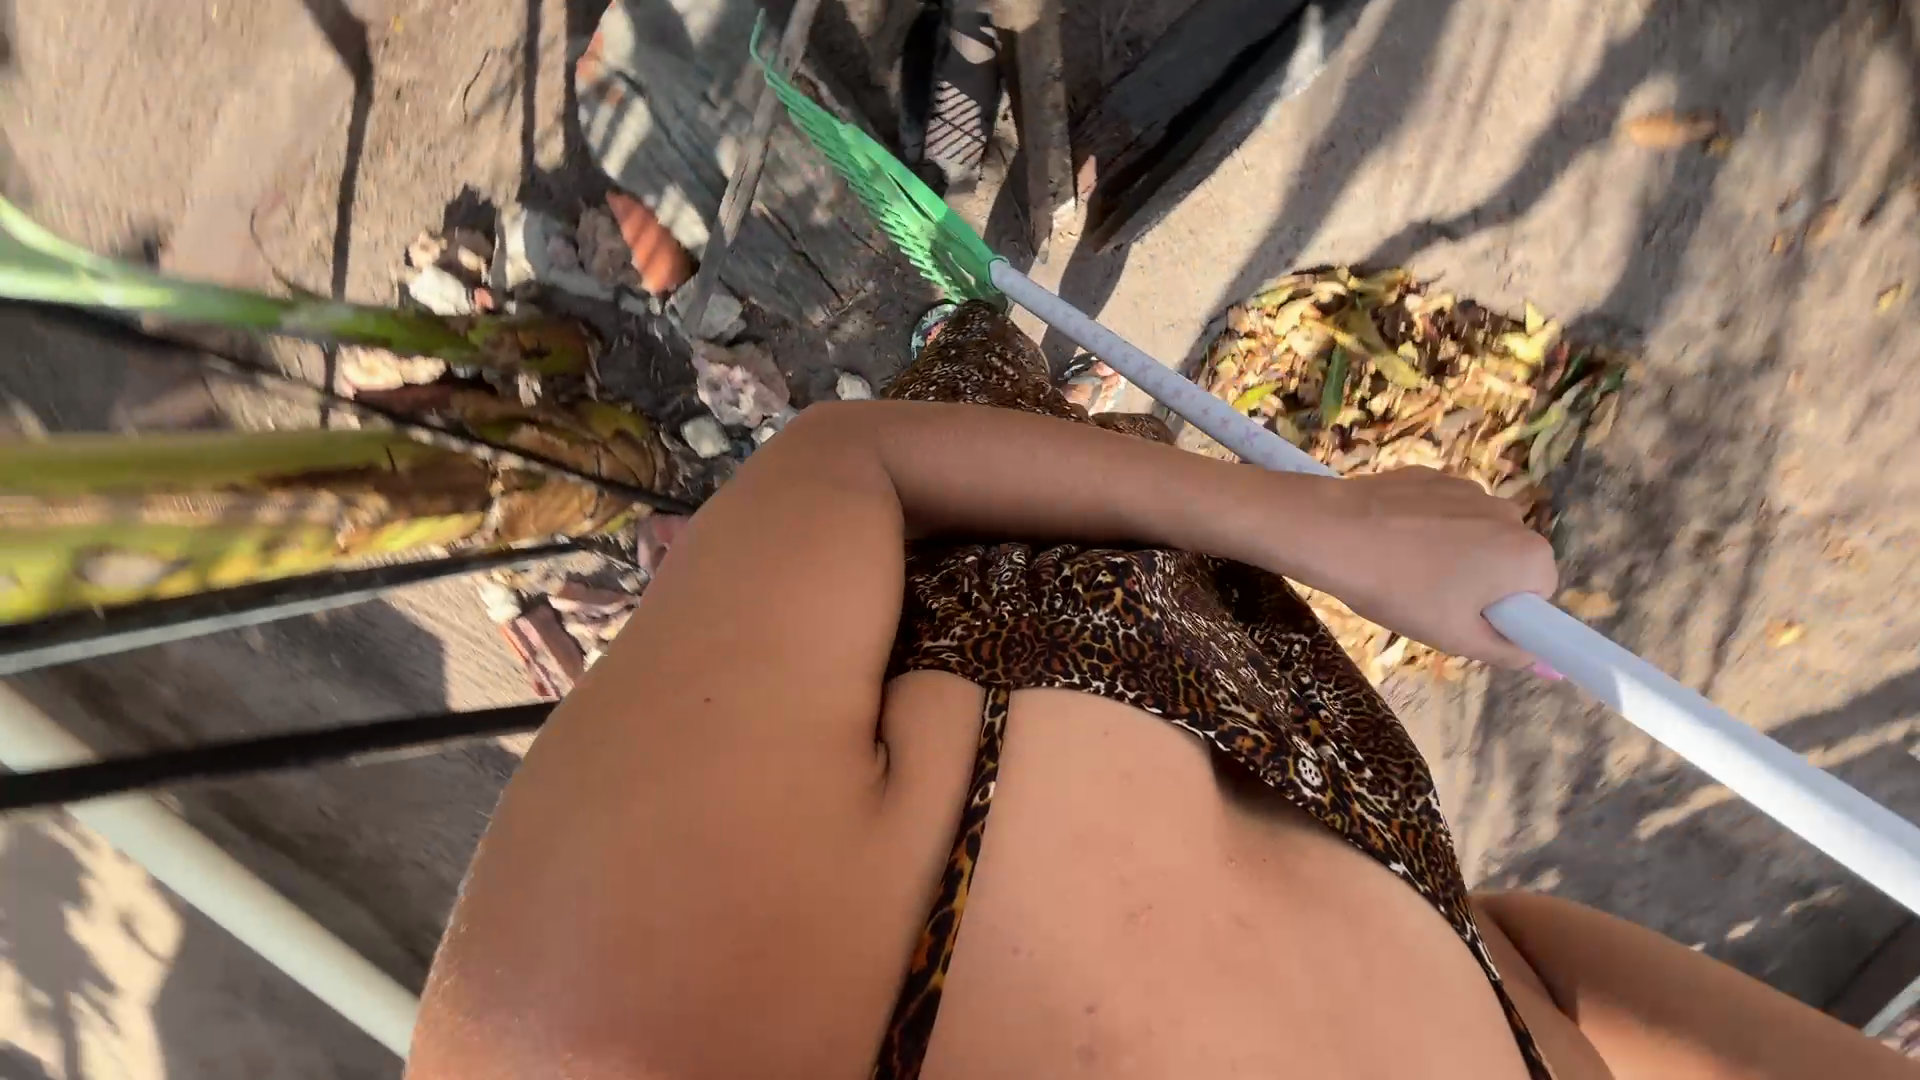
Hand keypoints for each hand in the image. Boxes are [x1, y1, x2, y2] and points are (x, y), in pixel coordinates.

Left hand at [1295, 467, 1557, 668]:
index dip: (1497, 612)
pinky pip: (1435, 509)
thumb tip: (1540, 659)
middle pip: (1502, 559)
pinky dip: (1418, 524)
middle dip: (1473, 579)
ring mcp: (1465, 487)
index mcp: (1529, 554)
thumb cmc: (1399, 590)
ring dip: (1446, 550)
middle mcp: (1509, 512)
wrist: (1331, 533)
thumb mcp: (1454, 636)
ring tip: (1399, 567)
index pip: (1533, 595)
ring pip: (1467, 532)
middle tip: (1425, 595)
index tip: (1457, 614)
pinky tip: (1384, 537)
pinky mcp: (1427, 475)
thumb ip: (1506, 650)